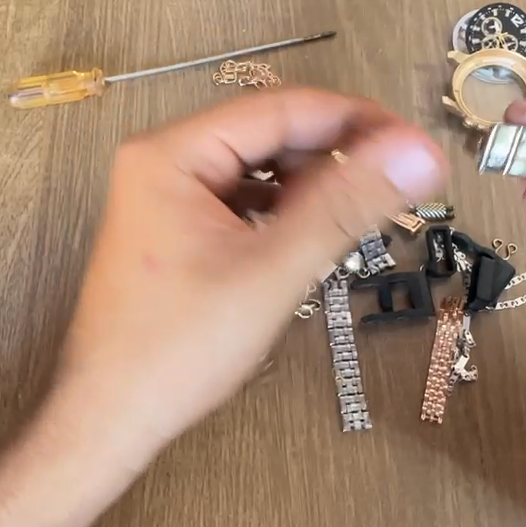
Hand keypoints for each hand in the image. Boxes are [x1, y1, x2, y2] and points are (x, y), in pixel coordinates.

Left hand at [53, 89, 444, 463]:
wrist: (109, 417)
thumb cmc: (176, 351)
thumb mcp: (272, 272)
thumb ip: (346, 205)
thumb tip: (416, 152)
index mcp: (170, 154)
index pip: (280, 109)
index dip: (356, 121)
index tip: (414, 144)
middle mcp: (159, 163)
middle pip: (265, 135)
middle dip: (334, 154)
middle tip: (398, 178)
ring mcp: (160, 199)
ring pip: (252, 171)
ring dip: (308, 183)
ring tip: (362, 206)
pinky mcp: (168, 232)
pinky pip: (235, 203)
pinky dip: (278, 212)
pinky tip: (309, 232)